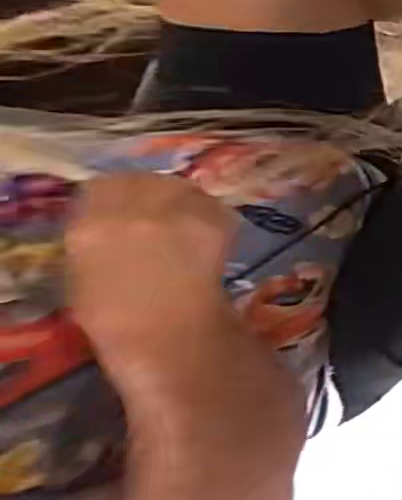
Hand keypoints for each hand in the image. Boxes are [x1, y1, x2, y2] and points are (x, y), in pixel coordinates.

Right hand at [66, 174, 239, 354]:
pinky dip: (205, 209)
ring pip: (183, 186)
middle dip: (146, 189)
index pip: (104, 184)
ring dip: (178, 196)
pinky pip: (211, 202)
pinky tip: (199, 229)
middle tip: (149, 205)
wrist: (167, 319)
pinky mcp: (222, 216)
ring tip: (176, 217)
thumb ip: (94, 227)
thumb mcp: (80, 261)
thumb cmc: (111, 304)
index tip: (113, 199)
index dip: (110, 191)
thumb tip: (110, 208)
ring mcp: (187, 210)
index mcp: (94, 223)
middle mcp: (142, 208)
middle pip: (147, 180)